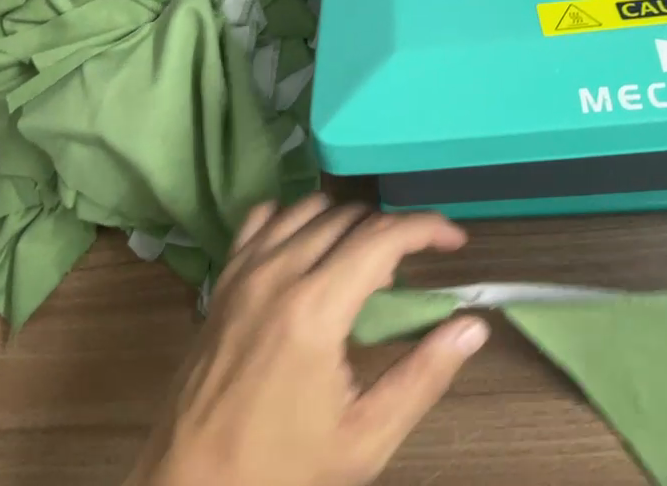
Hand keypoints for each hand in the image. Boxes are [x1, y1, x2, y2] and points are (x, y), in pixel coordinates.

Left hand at [126, 196, 487, 485]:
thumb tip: (472, 326)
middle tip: (412, 267)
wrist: (194, 481)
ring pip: (309, 208)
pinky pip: (263, 218)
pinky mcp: (223, 277)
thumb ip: (424, 376)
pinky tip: (309, 247)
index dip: (427, 228)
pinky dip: (296, 218)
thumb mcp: (365, 437)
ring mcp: (245, 270)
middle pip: (350, 216)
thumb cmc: (284, 465)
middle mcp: (279, 272)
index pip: (383, 237)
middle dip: (392, 229)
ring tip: (365, 262)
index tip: (454, 242)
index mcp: (317, 308)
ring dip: (348, 222)